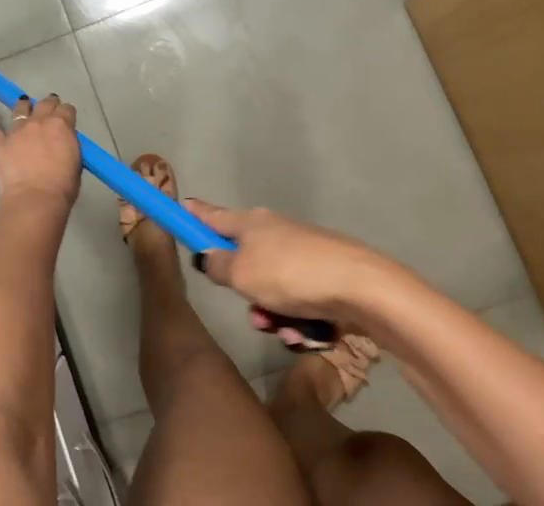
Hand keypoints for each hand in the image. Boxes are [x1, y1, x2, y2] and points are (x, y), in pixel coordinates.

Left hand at [0, 95, 81, 208]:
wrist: (35, 199)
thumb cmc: (62, 186)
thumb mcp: (76, 163)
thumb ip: (69, 146)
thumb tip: (63, 142)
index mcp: (61, 126)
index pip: (67, 109)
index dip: (67, 113)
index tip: (66, 118)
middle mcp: (39, 122)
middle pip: (45, 104)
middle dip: (48, 104)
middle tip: (49, 107)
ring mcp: (17, 131)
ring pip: (19, 110)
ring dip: (22, 106)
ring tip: (22, 104)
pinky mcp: (0, 144)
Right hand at [187, 201, 405, 326]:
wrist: (363, 289)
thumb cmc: (291, 275)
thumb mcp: (240, 273)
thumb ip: (216, 265)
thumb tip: (207, 255)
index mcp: (251, 223)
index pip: (212, 215)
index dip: (194, 215)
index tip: (180, 209)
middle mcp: (276, 233)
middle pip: (245, 262)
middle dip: (245, 293)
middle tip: (251, 311)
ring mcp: (304, 256)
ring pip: (272, 290)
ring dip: (273, 315)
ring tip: (284, 331)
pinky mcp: (327, 280)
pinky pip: (299, 304)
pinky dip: (298, 321)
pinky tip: (305, 335)